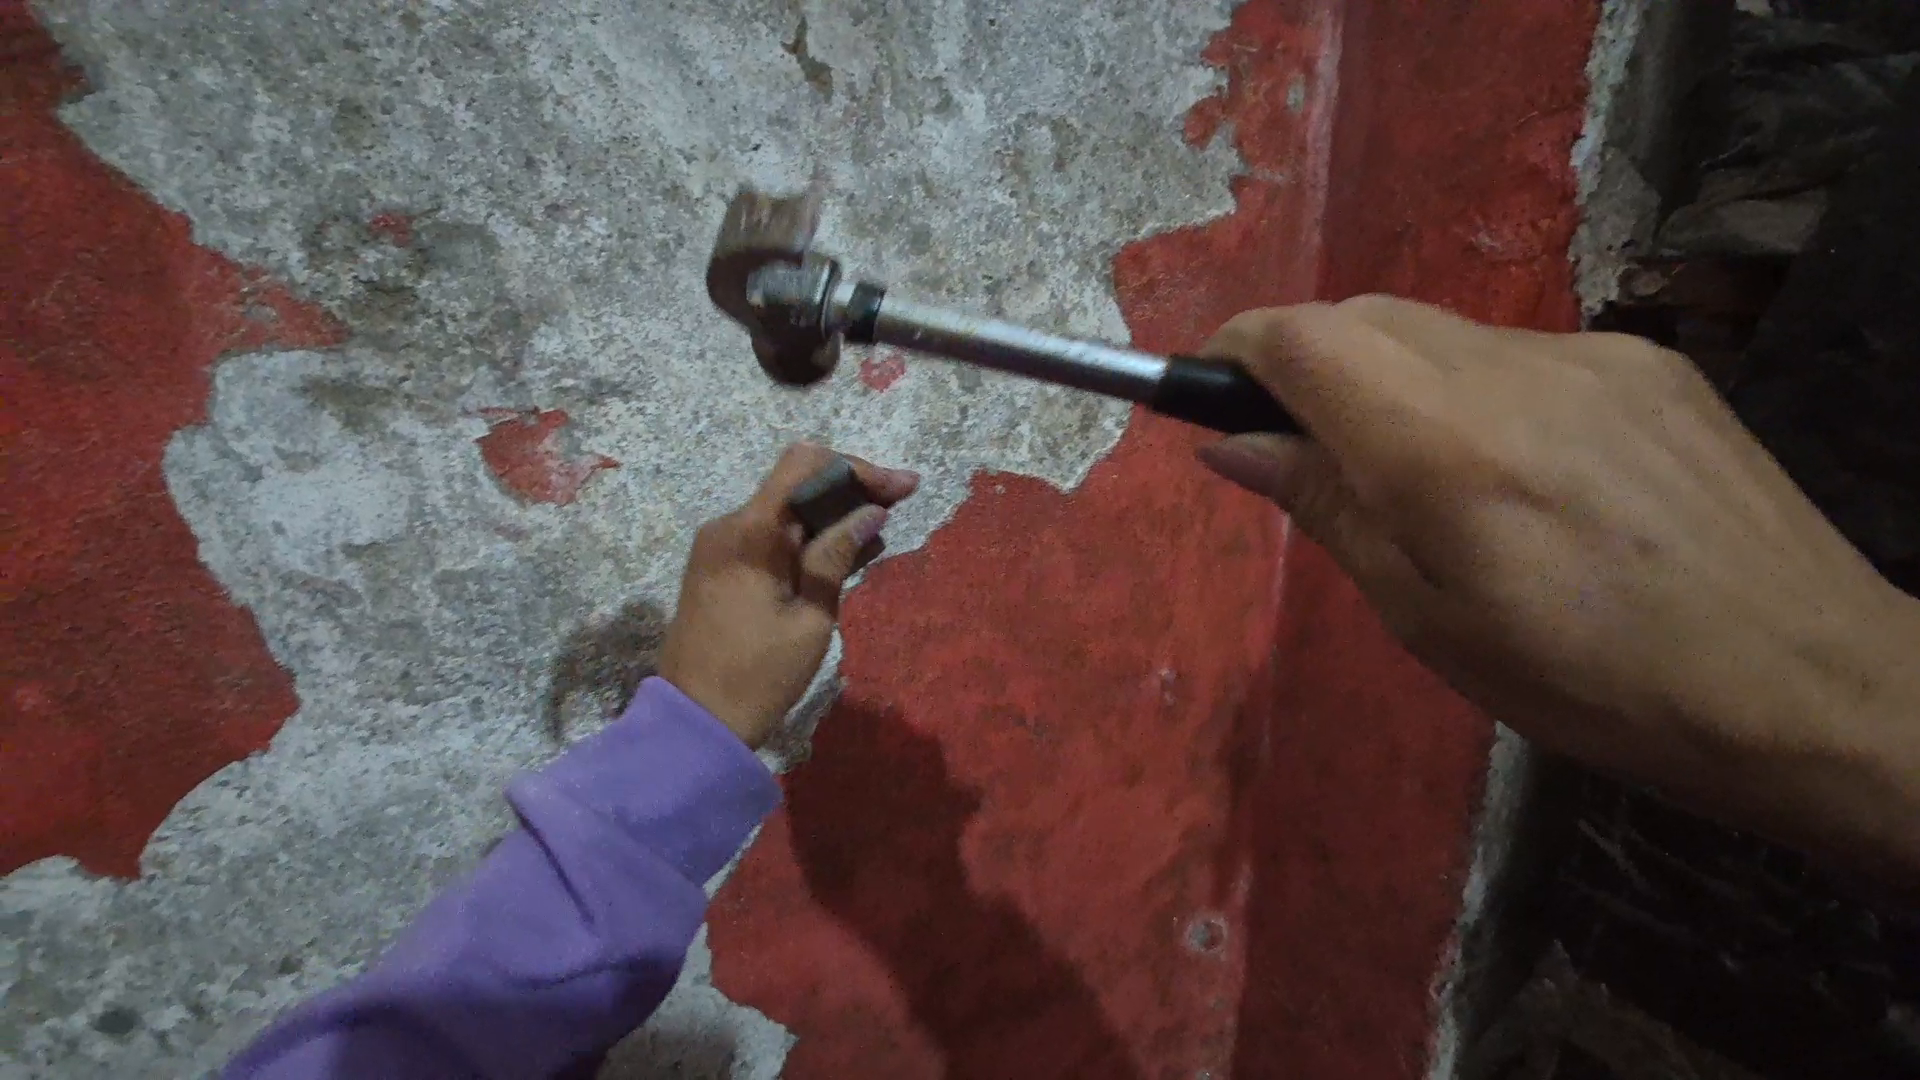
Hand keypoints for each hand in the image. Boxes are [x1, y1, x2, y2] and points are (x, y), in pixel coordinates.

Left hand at [658, 443, 918, 748]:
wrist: (694, 722)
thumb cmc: (759, 675)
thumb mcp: (811, 617)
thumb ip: (836, 556)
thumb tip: (871, 512)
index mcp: (750, 532)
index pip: (805, 464)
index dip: (857, 468)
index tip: (900, 488)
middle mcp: (729, 525)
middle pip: (797, 483)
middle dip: (851, 489)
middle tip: (899, 505)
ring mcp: (720, 544)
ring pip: (786, 510)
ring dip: (831, 515)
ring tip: (878, 533)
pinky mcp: (720, 565)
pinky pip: (771, 536)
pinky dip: (808, 538)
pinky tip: (843, 553)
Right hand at [1195, 296, 1919, 871]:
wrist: (1806, 685)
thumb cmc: (1575, 675)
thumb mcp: (1416, 610)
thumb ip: (1321, 504)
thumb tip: (1227, 445)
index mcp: (1442, 447)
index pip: (1305, 340)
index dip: (1235, 348)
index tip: (1204, 388)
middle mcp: (1512, 371)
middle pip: (1358, 315)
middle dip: (1295, 359)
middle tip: (1285, 441)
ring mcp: (1587, 354)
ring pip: (1427, 329)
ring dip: (1371, 376)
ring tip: (1392, 468)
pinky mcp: (1640, 360)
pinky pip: (1500, 350)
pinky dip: (1449, 386)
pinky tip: (1490, 464)